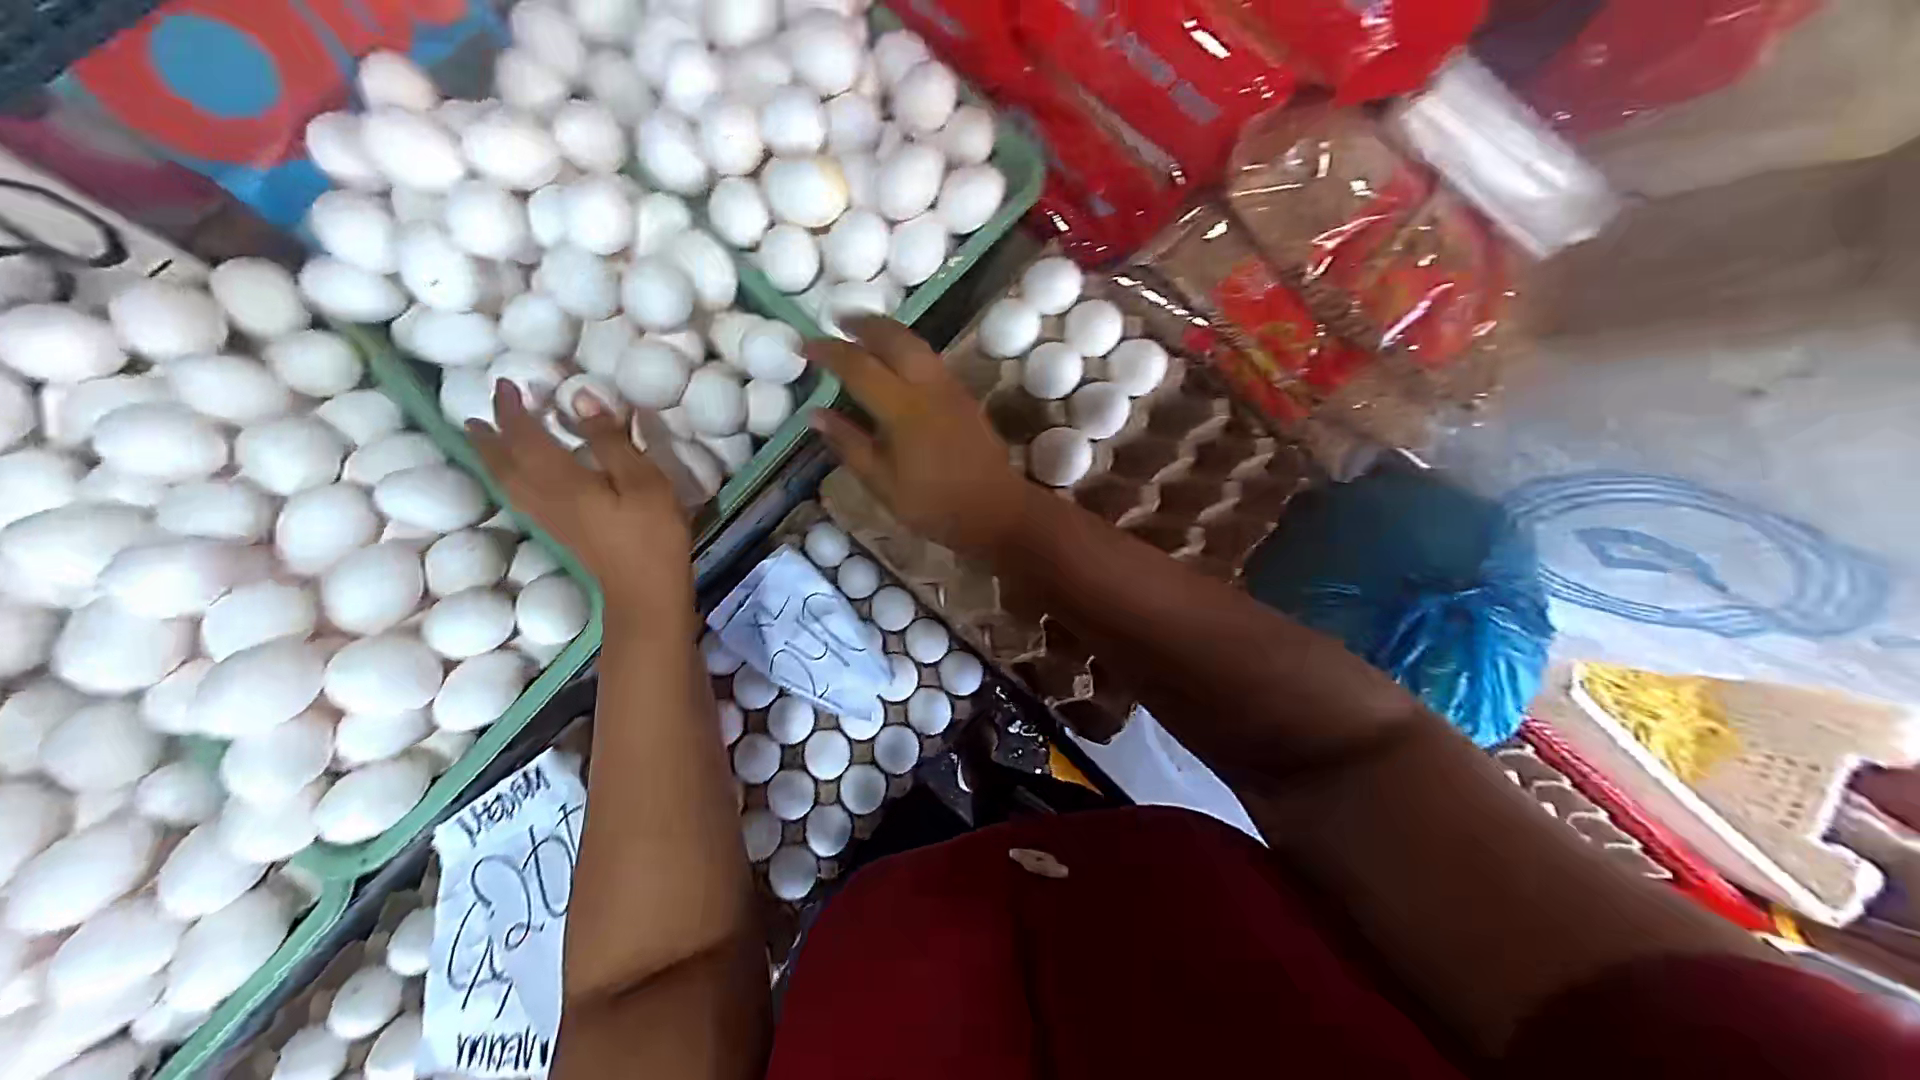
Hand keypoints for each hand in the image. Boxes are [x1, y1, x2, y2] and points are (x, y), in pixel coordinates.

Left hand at [468, 382, 692, 622]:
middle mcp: (544, 498)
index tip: (506, 384)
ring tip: (483, 441)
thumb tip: (580, 399)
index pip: (525, 436)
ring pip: (506, 482)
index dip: (512, 409)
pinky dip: (507, 479)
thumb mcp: (643, 481)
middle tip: (480, 414)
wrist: (645, 594)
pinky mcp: (559, 534)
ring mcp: (549, 520)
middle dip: (490, 436)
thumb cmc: (652, 535)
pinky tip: (515, 480)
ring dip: (491, 458)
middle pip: (503, 463)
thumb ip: (611, 441)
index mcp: (561, 481)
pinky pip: (518, 496)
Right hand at [804, 317, 1029, 554]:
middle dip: (864, 324)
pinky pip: (930, 359)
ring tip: (864, 335)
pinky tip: (897, 362)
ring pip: (917, 344)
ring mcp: (951, 388)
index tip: (805, 345)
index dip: (829, 352)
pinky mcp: (964, 396)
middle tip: (839, 321)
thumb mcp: (882, 483)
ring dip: (887, 332)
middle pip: (894, 338)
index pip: (858, 366)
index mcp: (903, 408)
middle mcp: (928, 387)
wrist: (995, 510)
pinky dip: (907, 349)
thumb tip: (816, 414)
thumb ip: (849, 444)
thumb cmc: (934, 504)